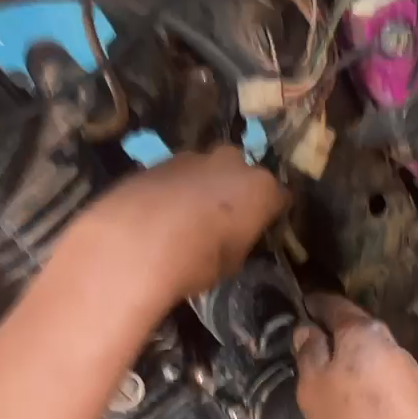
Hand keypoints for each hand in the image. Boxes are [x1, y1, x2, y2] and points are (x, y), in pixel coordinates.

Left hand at [54, 147, 287, 304]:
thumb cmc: (200, 260)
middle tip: (229, 219)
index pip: (280, 196)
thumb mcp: (233, 261)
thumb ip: (241, 240)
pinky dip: (178, 190)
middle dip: (238, 190)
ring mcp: (193, 157)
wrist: (137, 241)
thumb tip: (235, 236)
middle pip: (243, 172)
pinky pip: (178, 176)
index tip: (268, 227)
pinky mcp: (158, 161)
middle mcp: (231, 163)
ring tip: (193, 218)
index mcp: (260, 188)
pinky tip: (167, 215)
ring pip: (208, 170)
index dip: (274, 213)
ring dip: (206, 188)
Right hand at [294, 294, 417, 418]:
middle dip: (325, 373)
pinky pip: (375, 413)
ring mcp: (407, 381)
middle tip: (305, 395)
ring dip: (338, 410)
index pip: (334, 306)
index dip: (314, 307)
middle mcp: (391, 349)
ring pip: (360, 389)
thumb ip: (308, 355)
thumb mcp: (313, 387)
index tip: (301, 310)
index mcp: (364, 333)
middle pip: (350, 351)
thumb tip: (309, 330)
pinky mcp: (415, 412)